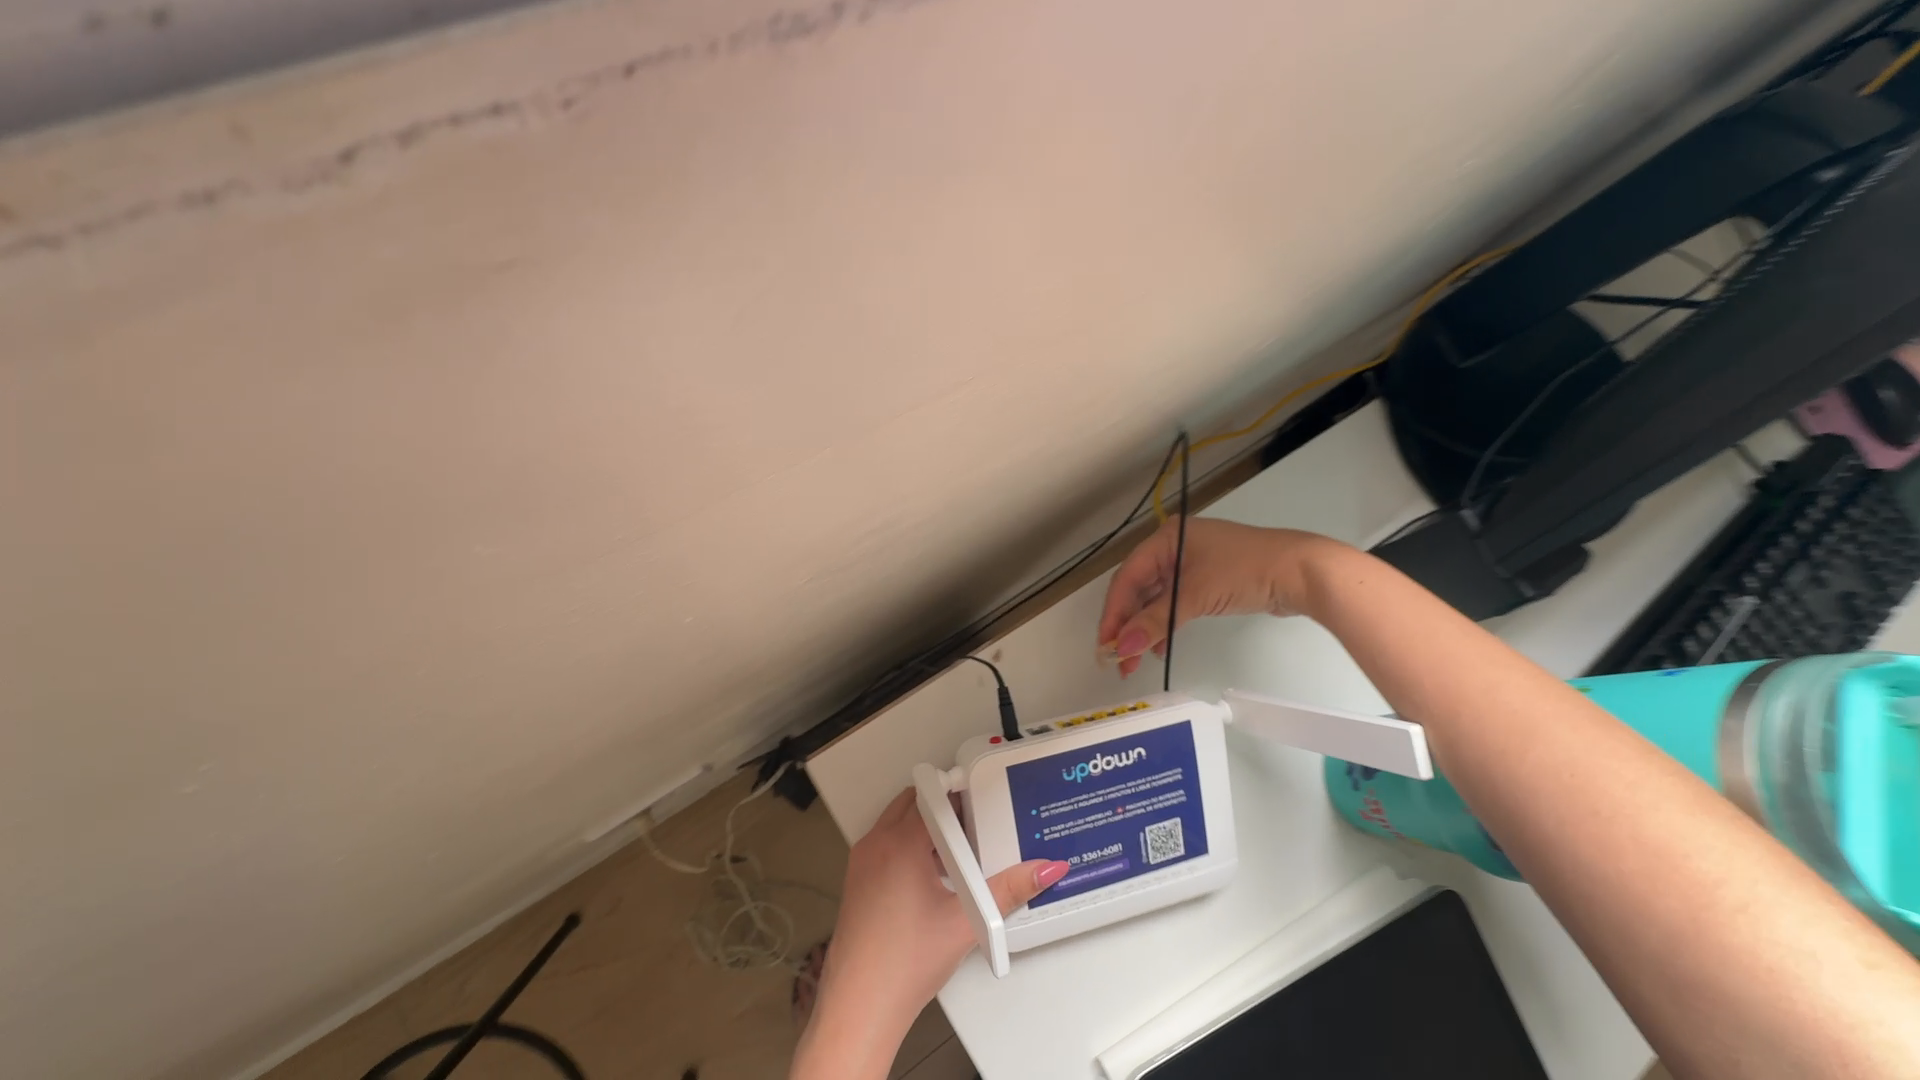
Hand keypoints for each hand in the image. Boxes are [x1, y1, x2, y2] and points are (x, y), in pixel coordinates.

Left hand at [792, 789, 1067, 1078]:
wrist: (860, 1006)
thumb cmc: (906, 962)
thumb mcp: (966, 922)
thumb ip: (1011, 889)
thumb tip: (1047, 868)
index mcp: (900, 844)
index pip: (931, 796)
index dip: (958, 790)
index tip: (981, 793)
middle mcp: (876, 845)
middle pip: (911, 803)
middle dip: (943, 806)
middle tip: (975, 821)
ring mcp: (862, 863)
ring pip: (896, 824)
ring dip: (925, 827)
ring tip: (960, 850)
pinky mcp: (857, 882)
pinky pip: (885, 846)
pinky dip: (908, 847)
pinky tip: (935, 877)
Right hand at [1098, 519, 1346, 676]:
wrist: (1301, 572)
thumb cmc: (1245, 571)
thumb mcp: (1195, 596)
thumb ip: (1155, 622)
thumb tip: (1122, 648)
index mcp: (1166, 539)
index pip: (1127, 578)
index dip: (1114, 613)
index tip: (1106, 645)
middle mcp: (1173, 548)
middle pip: (1138, 589)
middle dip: (1126, 624)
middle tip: (1118, 659)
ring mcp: (1191, 564)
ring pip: (1155, 599)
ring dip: (1144, 628)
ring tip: (1134, 660)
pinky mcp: (1206, 582)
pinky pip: (1174, 604)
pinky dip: (1164, 625)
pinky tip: (1157, 647)